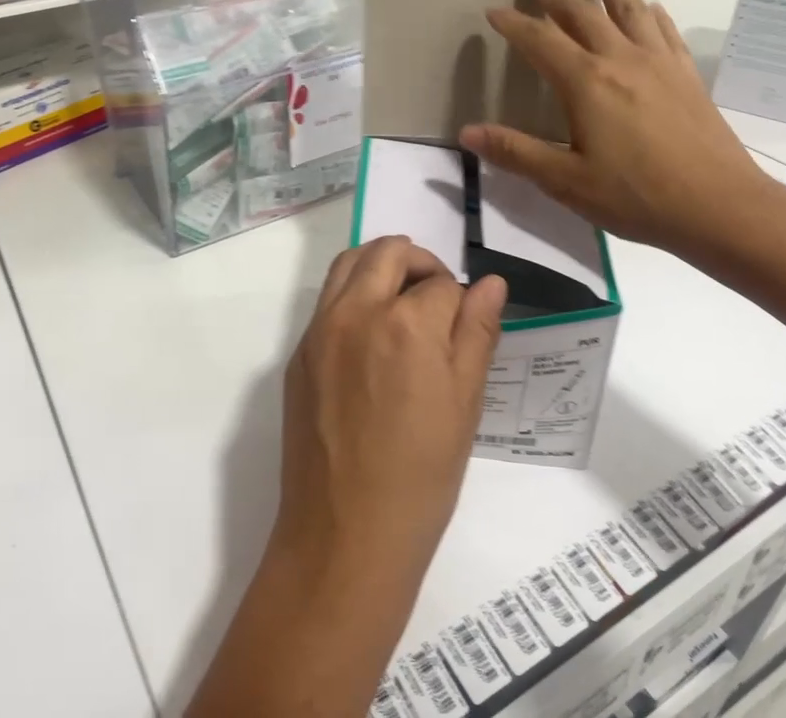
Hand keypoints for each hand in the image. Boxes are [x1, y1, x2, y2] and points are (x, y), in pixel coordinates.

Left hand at [274, 237, 507, 582]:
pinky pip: (326, 303)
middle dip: (421, 264)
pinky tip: (371, 343)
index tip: (466, 329)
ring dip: (380, 268)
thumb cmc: (421, 476)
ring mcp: (317, 332)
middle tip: (438, 302)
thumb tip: (489, 283)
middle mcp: (354, 312)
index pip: (442, 284)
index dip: (461, 302)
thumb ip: (476, 333)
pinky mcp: (296, 357)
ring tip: (404, 306)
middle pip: (388, 252)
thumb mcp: (465, 404)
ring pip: (348, 265)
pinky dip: (352, 298)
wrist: (346, 533)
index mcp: (405, 323)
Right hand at [459, 0, 767, 254]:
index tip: (493, 10)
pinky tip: (650, 4)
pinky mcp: (687, 75)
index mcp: (586, 83)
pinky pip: (664, 30)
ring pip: (630, 6)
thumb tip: (467, 133)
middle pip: (583, 13)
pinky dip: (652, 12)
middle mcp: (621, 59)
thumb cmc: (636, 198)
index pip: (540, 42)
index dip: (514, 24)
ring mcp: (659, 63)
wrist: (719, 207)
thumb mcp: (566, 181)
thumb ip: (516, 152)